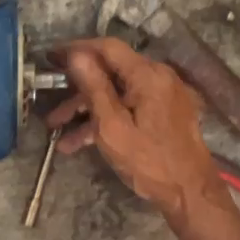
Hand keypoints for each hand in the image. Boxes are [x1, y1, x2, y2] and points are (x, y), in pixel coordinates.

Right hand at [45, 37, 224, 220]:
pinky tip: (81, 141)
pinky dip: (106, 118)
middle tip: (50, 101)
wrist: (189, 191)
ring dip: (87, 109)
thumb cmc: (148, 161)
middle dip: (77, 89)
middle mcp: (158, 77)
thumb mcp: (112, 126)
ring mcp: (163, 95)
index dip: (76, 49)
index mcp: (147, 75)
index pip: (107, 48)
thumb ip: (94, 88)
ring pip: (117, 93)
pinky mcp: (164, 112)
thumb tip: (76, 55)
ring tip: (58, 130)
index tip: (51, 58)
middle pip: (110, 72)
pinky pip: (129, 106)